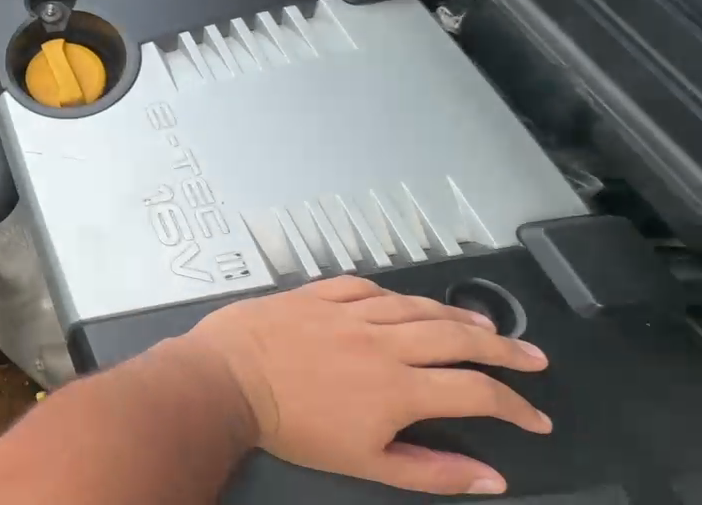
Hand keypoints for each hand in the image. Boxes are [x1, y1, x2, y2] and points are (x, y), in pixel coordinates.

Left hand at [168, 275, 551, 495]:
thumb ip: (432, 471)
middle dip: (502, 349)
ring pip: (409, 306)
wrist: (225, 378)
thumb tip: (493, 478)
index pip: (477, 393)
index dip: (517, 406)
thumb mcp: (366, 462)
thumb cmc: (291, 426)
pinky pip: (358, 286)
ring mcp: (341, 312)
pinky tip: (402, 300)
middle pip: (454, 338)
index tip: (537, 418)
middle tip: (533, 355)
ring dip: (451, 315)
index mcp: (399, 388)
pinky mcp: (308, 295)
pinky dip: (389, 293)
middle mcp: (378, 343)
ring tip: (480, 325)